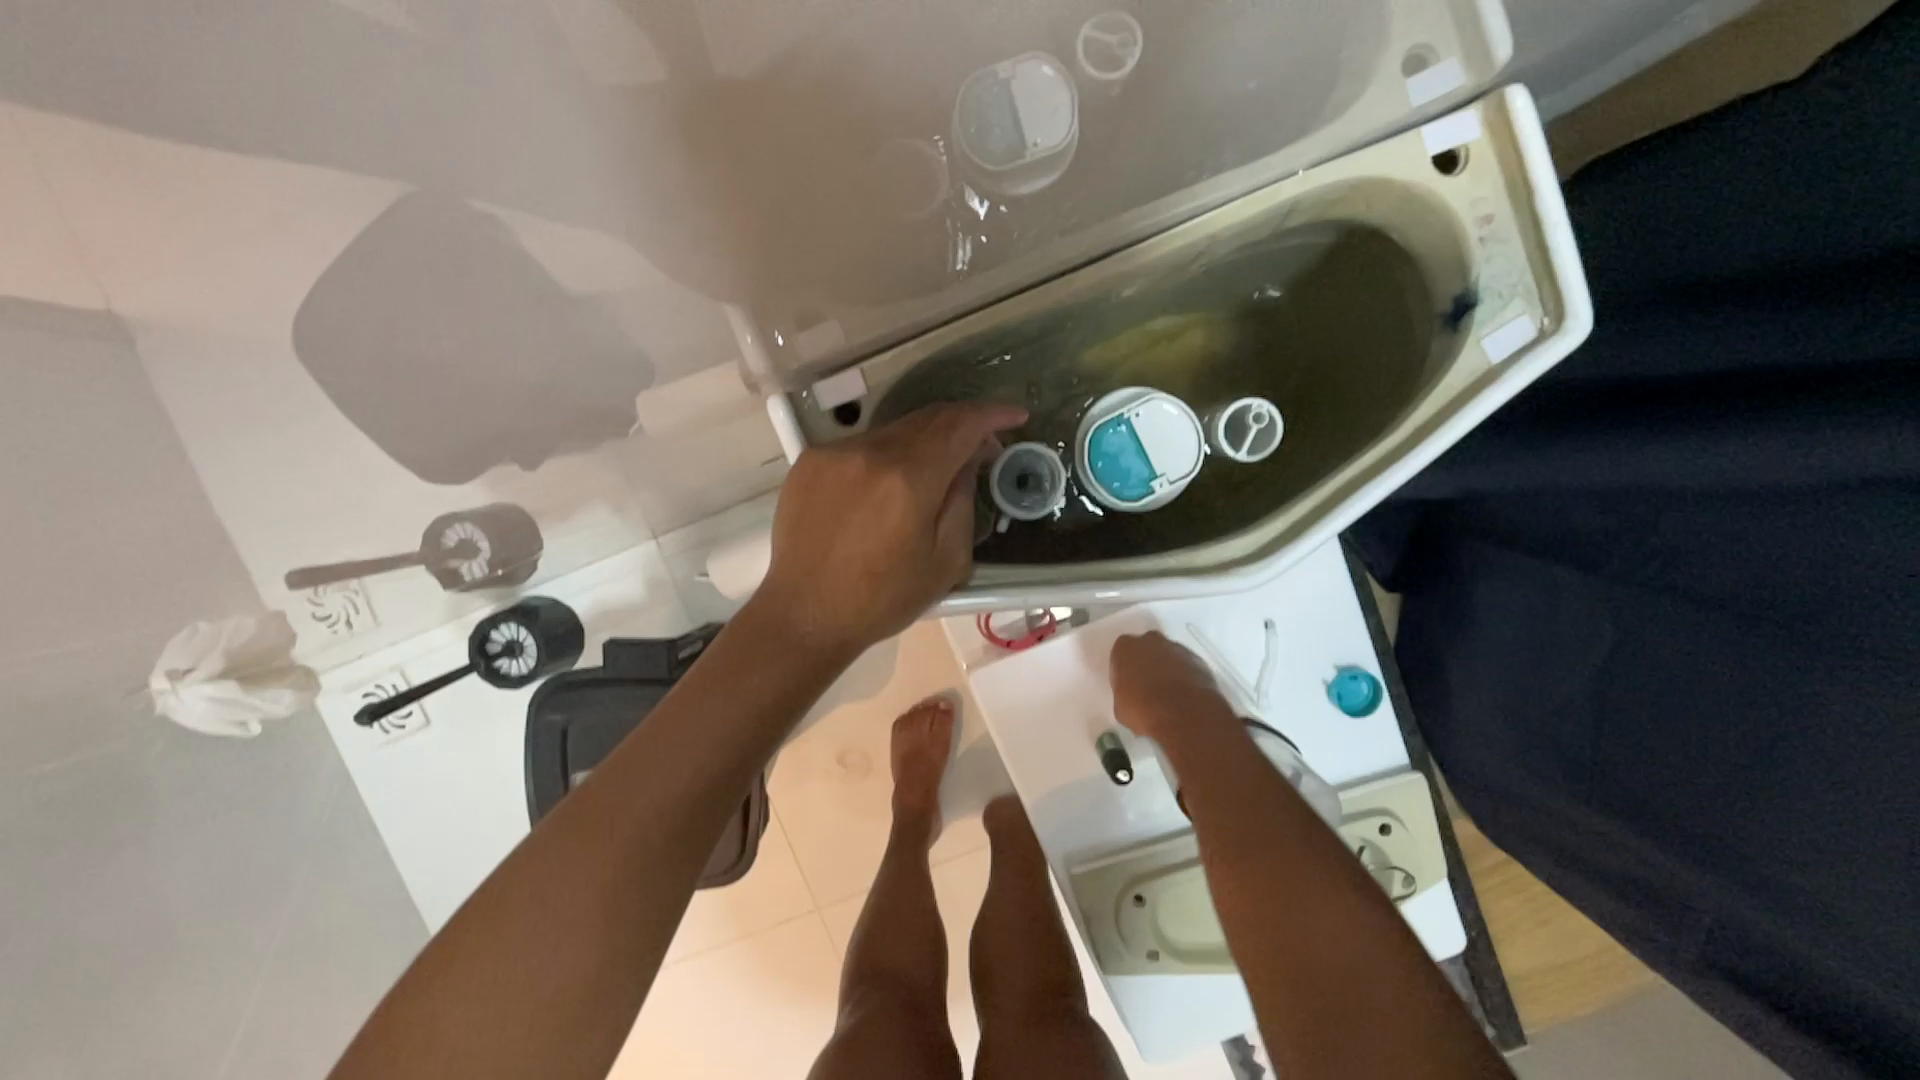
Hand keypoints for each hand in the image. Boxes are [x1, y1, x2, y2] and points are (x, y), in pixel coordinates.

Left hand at [755, 402, 1027, 655]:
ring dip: (923, 442)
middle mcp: (870, 452)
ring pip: (894, 431)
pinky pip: (861, 446)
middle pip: (928, 419)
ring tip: (935, 472)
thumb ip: (963, 502)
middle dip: (962, 426)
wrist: (805, 614)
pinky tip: (888, 487)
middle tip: (982, 450)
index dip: (993, 415)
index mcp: (909, 478)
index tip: (1015, 417)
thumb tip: (967, 461)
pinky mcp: (810, 462)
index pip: (960, 424)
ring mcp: (835, 453)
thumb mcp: (946, 562)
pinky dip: (886, 456)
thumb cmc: (882, 600)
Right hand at [1110, 632, 1237, 741]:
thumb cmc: (1143, 710)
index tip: (1127, 684)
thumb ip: (1125, 692)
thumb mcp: (1120, 707)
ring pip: (1169, 655)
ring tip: (1169, 695)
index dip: (1124, 669)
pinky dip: (1185, 677)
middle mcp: (1151, 641)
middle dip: (1147, 663)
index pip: (1121, 653)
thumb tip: (1132, 696)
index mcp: (1126, 648)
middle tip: (1147, 686)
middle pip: (1147, 648)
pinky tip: (1184, 697)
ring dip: (1168, 669)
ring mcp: (1178, 649)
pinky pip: (1187, 666)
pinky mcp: (1199, 661)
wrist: (1184, 715)